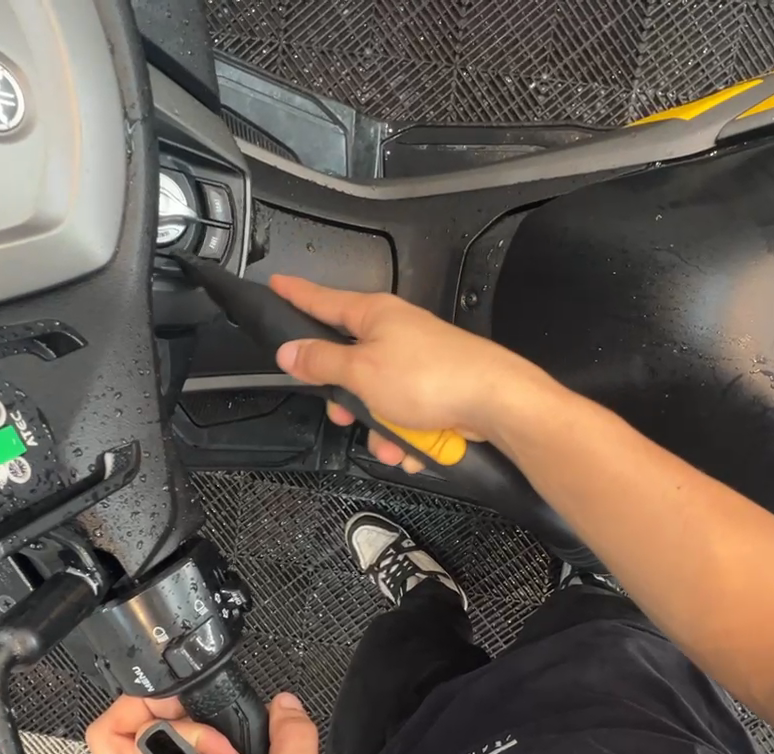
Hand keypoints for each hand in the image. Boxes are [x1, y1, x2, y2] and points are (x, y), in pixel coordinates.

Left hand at [83, 692, 330, 753]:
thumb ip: (295, 747)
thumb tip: (286, 706)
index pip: (150, 738)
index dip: (196, 730)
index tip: (232, 751)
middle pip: (110, 735)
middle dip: (152, 708)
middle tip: (197, 711)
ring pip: (127, 746)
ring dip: (165, 724)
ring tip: (213, 733)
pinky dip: (179, 741)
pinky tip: (219, 752)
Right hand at [269, 275, 561, 467]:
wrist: (494, 402)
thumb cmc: (433, 376)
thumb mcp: (362, 371)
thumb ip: (322, 362)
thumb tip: (290, 352)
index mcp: (376, 315)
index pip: (324, 300)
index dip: (297, 295)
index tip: (278, 284)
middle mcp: (398, 333)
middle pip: (351, 364)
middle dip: (347, 400)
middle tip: (344, 414)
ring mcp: (419, 363)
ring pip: (380, 400)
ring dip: (381, 429)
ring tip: (391, 444)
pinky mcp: (437, 391)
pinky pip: (407, 417)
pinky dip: (406, 436)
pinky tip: (412, 449)